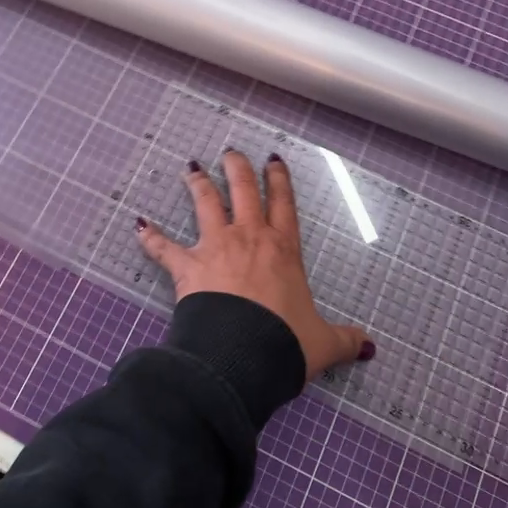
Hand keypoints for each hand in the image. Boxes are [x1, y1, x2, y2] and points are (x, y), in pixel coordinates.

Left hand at [136, 149, 372, 381]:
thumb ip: (345, 340)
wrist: (243, 356)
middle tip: (232, 152)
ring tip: (191, 168)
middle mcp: (250, 238)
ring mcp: (217, 247)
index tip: (274, 160)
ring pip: (206, 204)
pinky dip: (150, 237)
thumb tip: (369, 347)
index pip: (284, 204)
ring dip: (198, 184)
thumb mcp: (322, 343)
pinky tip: (139, 225)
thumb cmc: (284, 343)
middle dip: (238, 167)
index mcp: (284, 249)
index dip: (280, 180)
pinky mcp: (188, 266)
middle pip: (243, 190)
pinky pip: (164, 248)